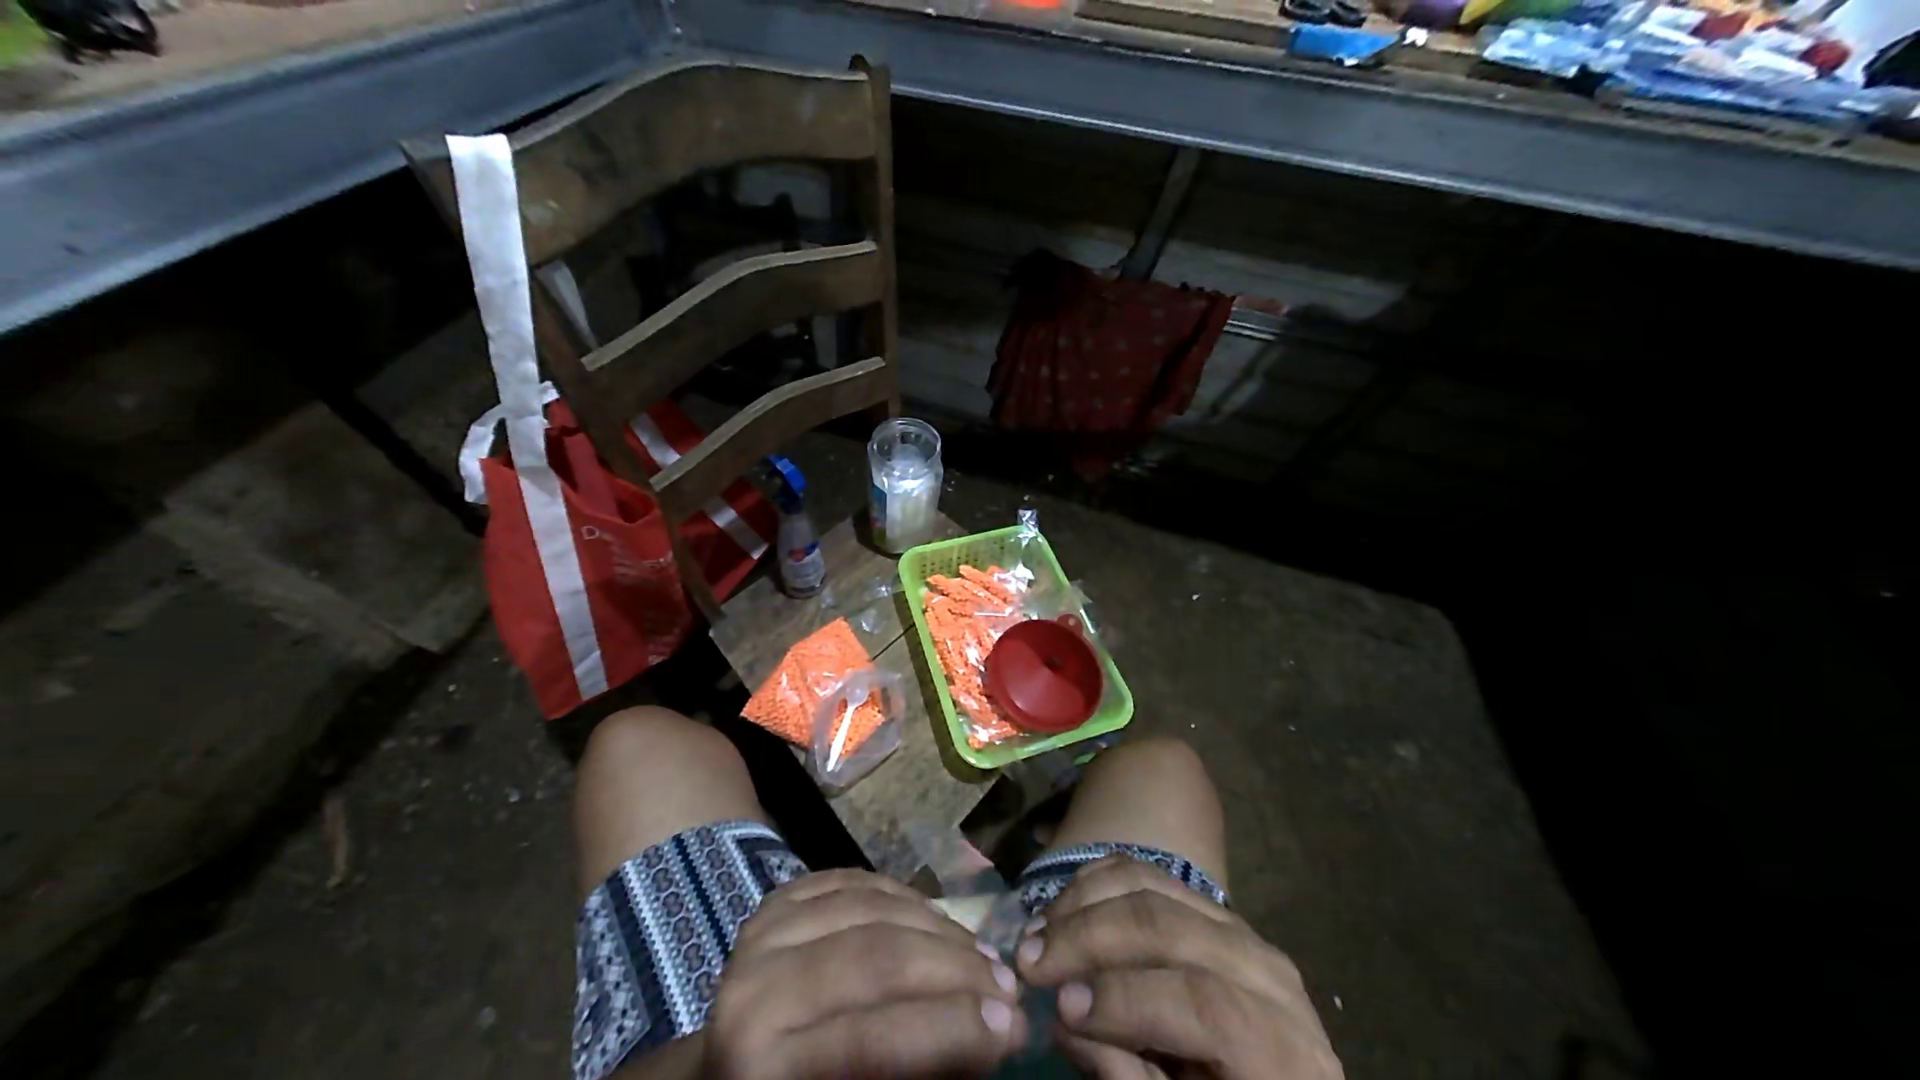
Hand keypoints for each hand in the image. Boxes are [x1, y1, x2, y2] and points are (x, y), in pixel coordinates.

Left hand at [703, 870, 1025, 1079]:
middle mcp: (753, 990)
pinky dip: (904, 896)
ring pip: (872, 909)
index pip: (871, 1041)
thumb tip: (998, 1029)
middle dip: (955, 971)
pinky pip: (855, 880)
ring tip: (983, 955)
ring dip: (941, 930)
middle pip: (875, 958)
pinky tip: (937, 919)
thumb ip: (922, 1067)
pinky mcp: (776, 899)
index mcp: (764, 1064)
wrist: (728, 1061)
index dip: (950, 1029)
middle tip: (1008, 986)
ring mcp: (762, 932)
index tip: (1011, 1025)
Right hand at [1015, 856, 1341, 1079]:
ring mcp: (1236, 927)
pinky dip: (1096, 881)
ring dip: (1082, 903)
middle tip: (1028, 962)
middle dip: (1088, 939)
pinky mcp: (1208, 906)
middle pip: (1167, 927)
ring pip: (1149, 886)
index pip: (1202, 1003)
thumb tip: (1063, 1018)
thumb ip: (1130, 1077)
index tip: (1060, 1008)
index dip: (1126, 1000)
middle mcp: (1266, 972)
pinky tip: (1062, 907)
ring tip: (1036, 934)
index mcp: (1279, 1049)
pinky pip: (1146, 872)